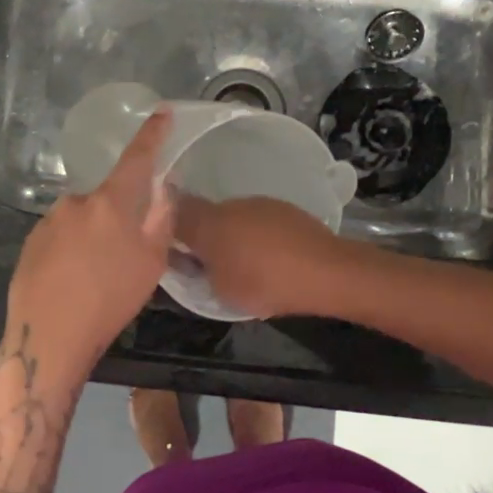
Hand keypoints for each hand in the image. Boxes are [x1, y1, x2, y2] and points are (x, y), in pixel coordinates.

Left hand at [7, 109, 175, 372]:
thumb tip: (164, 188)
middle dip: (119, 218)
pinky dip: (72, 251)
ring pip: (83, 220)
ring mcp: (48, 221)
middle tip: (126, 257)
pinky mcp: (30, 242)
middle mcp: (76, 202)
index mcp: (110, 202)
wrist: (49, 336)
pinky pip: (61, 237)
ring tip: (98, 278)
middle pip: (108, 198)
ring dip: (94, 237)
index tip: (162, 112)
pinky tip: (74, 282)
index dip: (152, 134)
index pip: (137, 158)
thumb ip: (161, 218)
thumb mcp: (151, 263)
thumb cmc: (109, 300)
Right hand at [174, 196, 346, 317]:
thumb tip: (189, 259)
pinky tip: (267, 255)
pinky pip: (257, 219)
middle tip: (204, 260)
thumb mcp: (221, 289)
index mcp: (208, 223)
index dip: (166, 223)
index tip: (165, 240)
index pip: (174, 211)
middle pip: (204, 213)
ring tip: (241, 261)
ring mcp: (259, 203)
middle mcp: (230, 205)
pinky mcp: (283, 208)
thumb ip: (199, 270)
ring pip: (232, 216)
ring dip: (230, 233)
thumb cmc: (266, 284)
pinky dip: (254, 234)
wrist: (327, 271)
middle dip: (201, 232)